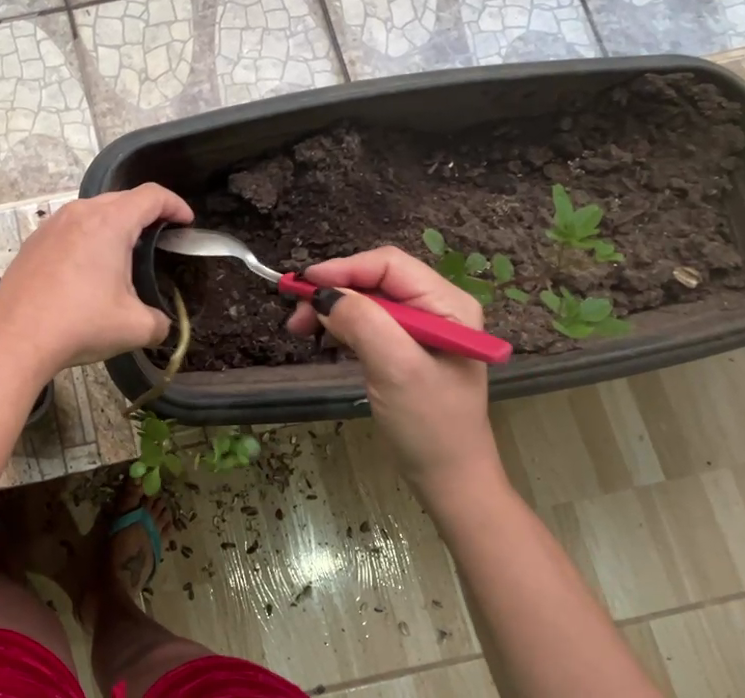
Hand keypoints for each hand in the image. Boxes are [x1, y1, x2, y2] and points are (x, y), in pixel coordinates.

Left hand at [0, 184, 193, 375]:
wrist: (15, 338)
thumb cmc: (79, 324)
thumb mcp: (134, 328)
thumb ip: (159, 321)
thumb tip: (161, 324)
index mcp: (109, 222)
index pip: (151, 196)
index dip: (175, 204)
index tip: (186, 222)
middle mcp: (79, 213)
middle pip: (121, 199)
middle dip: (146, 213)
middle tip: (160, 238)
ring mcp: (51, 225)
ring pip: (92, 212)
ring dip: (113, 225)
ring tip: (124, 254)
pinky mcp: (33, 243)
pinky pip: (69, 228)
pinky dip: (87, 238)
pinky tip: (87, 269)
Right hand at [284, 248, 502, 499]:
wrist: (448, 479)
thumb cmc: (429, 424)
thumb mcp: (395, 369)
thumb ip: (362, 322)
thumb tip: (323, 294)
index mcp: (448, 304)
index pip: (388, 264)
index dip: (344, 269)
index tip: (304, 285)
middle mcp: (437, 307)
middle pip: (374, 279)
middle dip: (333, 291)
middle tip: (296, 315)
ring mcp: (422, 328)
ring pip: (366, 300)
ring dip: (332, 309)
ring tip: (300, 330)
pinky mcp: (405, 347)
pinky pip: (367, 322)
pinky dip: (341, 326)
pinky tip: (323, 340)